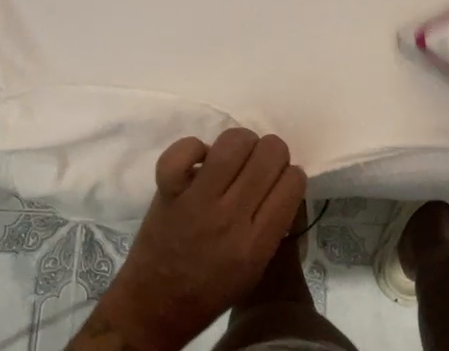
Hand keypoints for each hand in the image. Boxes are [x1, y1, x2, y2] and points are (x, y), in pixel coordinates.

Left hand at [92, 129, 306, 350]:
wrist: (155, 305)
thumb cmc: (211, 290)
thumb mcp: (256, 268)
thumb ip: (276, 225)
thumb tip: (286, 182)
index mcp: (257, 243)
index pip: (293, 181)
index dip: (291, 175)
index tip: (280, 181)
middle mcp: (231, 217)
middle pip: (270, 152)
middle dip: (271, 153)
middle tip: (258, 167)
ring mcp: (197, 200)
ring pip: (234, 142)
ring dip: (240, 143)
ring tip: (233, 159)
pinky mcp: (168, 190)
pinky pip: (185, 149)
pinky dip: (193, 147)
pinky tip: (199, 161)